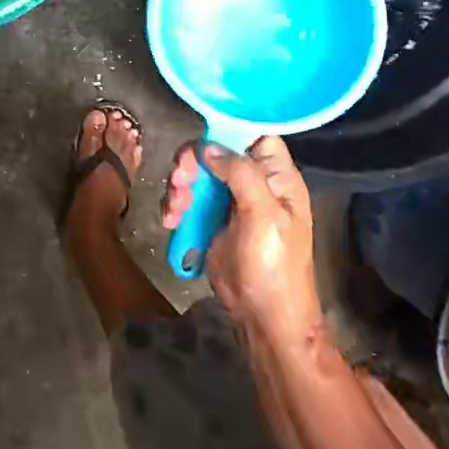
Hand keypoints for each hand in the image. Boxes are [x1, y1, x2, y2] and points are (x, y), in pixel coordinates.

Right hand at [161, 136, 321, 344]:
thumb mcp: (265, 216)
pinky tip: (171, 221)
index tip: (204, 142)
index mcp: (277, 178)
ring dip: (179, 186)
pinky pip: (187, 198)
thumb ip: (241, 174)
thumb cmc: (274, 267)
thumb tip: (210, 148)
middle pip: (216, 150)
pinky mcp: (210, 219)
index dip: (229, 130)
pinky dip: (175, 205)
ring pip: (196, 173)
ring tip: (175, 210)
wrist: (263, 318)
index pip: (256, 135)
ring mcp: (230, 201)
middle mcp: (253, 182)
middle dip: (192, 163)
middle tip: (180, 182)